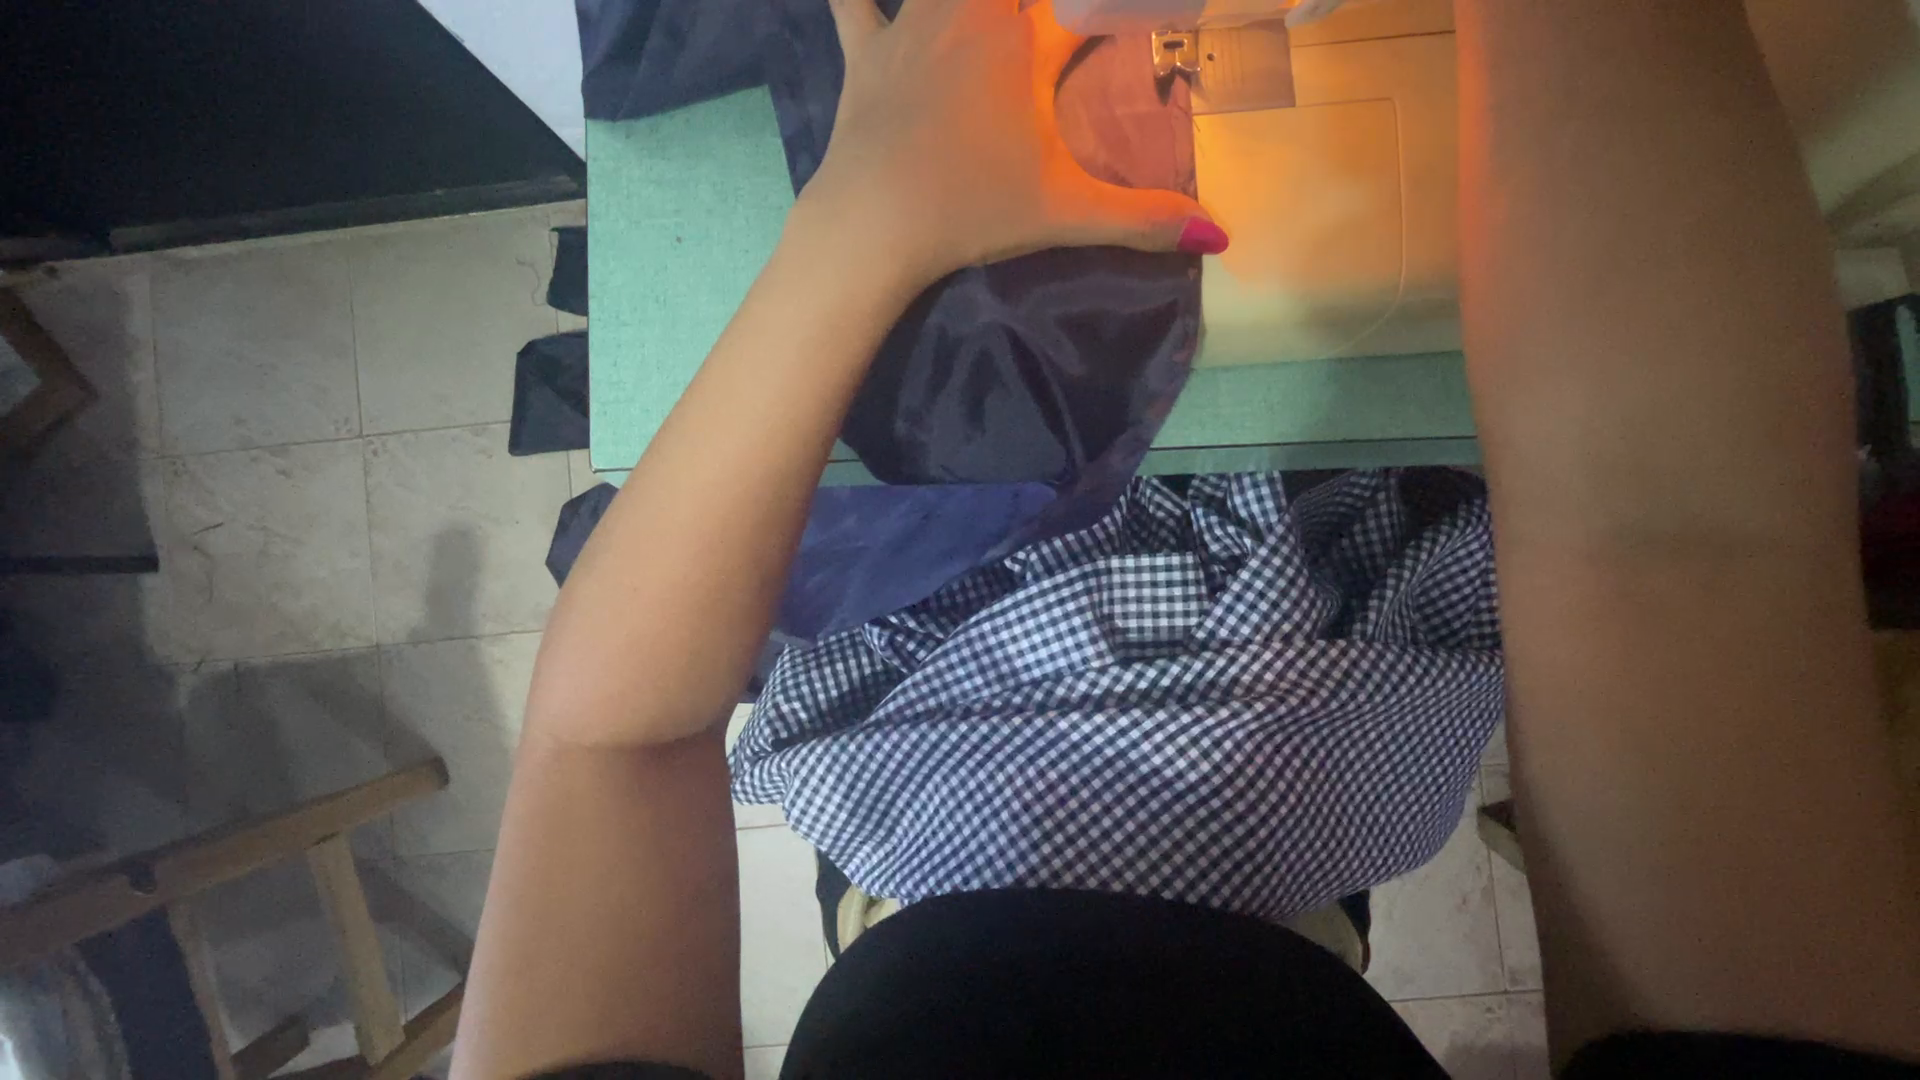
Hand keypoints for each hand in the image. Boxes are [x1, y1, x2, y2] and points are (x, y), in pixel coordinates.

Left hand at [798, 0, 1227, 290]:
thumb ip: (1142, 219)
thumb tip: (1220, 237)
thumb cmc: (973, 211)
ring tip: (991, 13)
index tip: (1120, 21)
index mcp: (1027, 46)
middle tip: (1045, 28)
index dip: (1111, 11)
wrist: (876, 225)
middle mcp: (974, 15)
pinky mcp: (865, 52)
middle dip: (1036, 8)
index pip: (1084, 5)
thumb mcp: (1066, 216)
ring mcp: (913, 25)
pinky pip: (853, 3)